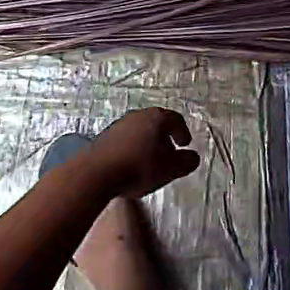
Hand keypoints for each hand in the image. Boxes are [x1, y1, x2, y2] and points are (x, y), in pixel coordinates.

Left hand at [82, 107, 200, 197]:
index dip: (182, 131)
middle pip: (156, 123)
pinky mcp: (104, 137)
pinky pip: (126, 139)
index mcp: (156, 118)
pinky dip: (133, 148)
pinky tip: (132, 165)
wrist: (96, 173)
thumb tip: (193, 157)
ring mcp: (119, 125)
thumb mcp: (170, 168)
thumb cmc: (138, 167)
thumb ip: (186, 162)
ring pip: (140, 131)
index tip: (185, 144)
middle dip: (165, 138)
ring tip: (151, 162)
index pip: (175, 119)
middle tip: (170, 154)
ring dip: (148, 143)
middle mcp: (138, 116)